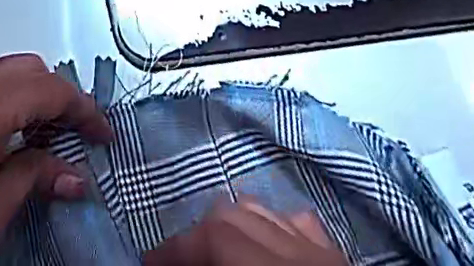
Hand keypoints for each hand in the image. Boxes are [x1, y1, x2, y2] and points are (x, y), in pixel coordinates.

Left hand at [0, 53, 112, 265]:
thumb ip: (34, 177)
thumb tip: (70, 172)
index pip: (51, 87)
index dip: (84, 110)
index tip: (104, 136)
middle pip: (29, 70)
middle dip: (58, 98)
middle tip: (79, 139)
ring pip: (6, 74)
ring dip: (32, 99)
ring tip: (51, 145)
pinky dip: (8, 102)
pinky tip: (15, 141)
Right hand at [144, 200, 344, 265]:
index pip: (212, 241)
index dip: (171, 251)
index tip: (146, 265)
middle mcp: (298, 259)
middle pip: (232, 219)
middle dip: (196, 239)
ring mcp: (327, 259)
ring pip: (266, 214)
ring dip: (230, 228)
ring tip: (215, 258)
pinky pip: (303, 227)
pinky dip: (275, 230)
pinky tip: (269, 251)